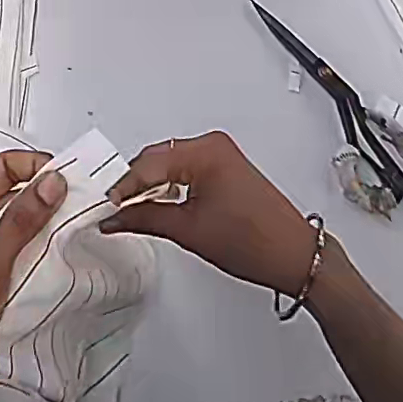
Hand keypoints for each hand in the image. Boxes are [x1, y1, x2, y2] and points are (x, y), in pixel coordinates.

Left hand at [0, 151, 67, 401]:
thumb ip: (22, 220)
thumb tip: (52, 180)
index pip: (1, 169)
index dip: (35, 166)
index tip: (70, 177)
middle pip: (11, 192)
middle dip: (45, 194)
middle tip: (82, 200)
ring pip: (19, 223)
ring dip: (46, 224)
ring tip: (78, 226)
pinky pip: (20, 252)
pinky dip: (41, 249)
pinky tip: (63, 255)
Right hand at [99, 131, 317, 296]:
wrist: (295, 256)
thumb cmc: (257, 242)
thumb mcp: (189, 231)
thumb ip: (144, 219)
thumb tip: (115, 218)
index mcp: (205, 152)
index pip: (148, 164)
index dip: (124, 187)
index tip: (107, 204)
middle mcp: (213, 145)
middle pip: (157, 158)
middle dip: (134, 183)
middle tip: (114, 207)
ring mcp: (220, 154)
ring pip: (168, 162)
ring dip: (149, 183)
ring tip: (132, 208)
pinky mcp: (224, 166)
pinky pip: (184, 167)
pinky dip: (167, 183)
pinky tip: (156, 202)